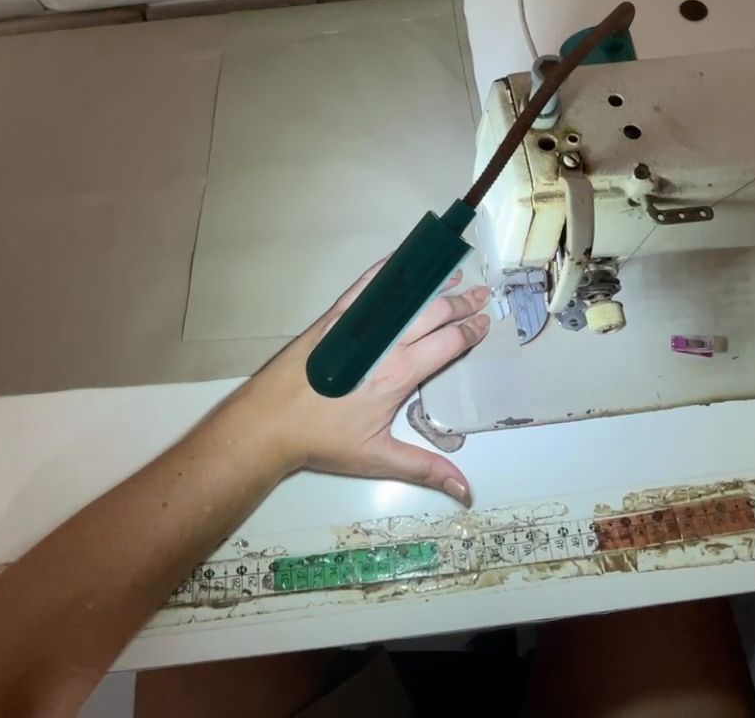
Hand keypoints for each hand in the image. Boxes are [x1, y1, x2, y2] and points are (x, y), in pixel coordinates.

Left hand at [215, 265, 490, 504]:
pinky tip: (402, 263)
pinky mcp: (334, 317)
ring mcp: (357, 325)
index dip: (470, 333)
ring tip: (453, 275)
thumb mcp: (376, 459)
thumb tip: (466, 490)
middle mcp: (382, 344)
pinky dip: (386, 272)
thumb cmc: (322, 441)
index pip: (446, 345)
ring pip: (404, 298)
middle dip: (461, 303)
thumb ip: (425, 468)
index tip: (485, 324)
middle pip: (432, 314)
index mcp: (397, 375)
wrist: (269, 421)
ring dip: (431, 285)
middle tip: (481, 295)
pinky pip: (365, 287)